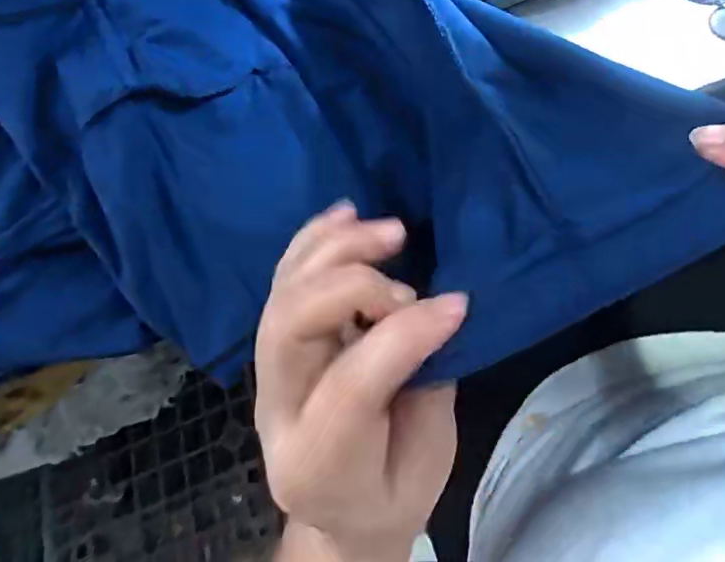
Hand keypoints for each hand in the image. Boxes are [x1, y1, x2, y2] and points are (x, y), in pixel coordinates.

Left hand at [255, 203, 466, 561]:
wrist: (339, 511)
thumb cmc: (391, 491)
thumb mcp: (426, 465)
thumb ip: (426, 387)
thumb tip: (437, 309)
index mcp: (316, 461)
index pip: (351, 382)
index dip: (406, 334)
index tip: (457, 305)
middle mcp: (277, 406)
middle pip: (292, 323)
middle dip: (354, 283)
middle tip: (409, 280)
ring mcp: (267, 368)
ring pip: (285, 290)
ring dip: (337, 247)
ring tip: (391, 231)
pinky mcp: (273, 338)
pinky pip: (285, 274)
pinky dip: (315, 238)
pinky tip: (348, 213)